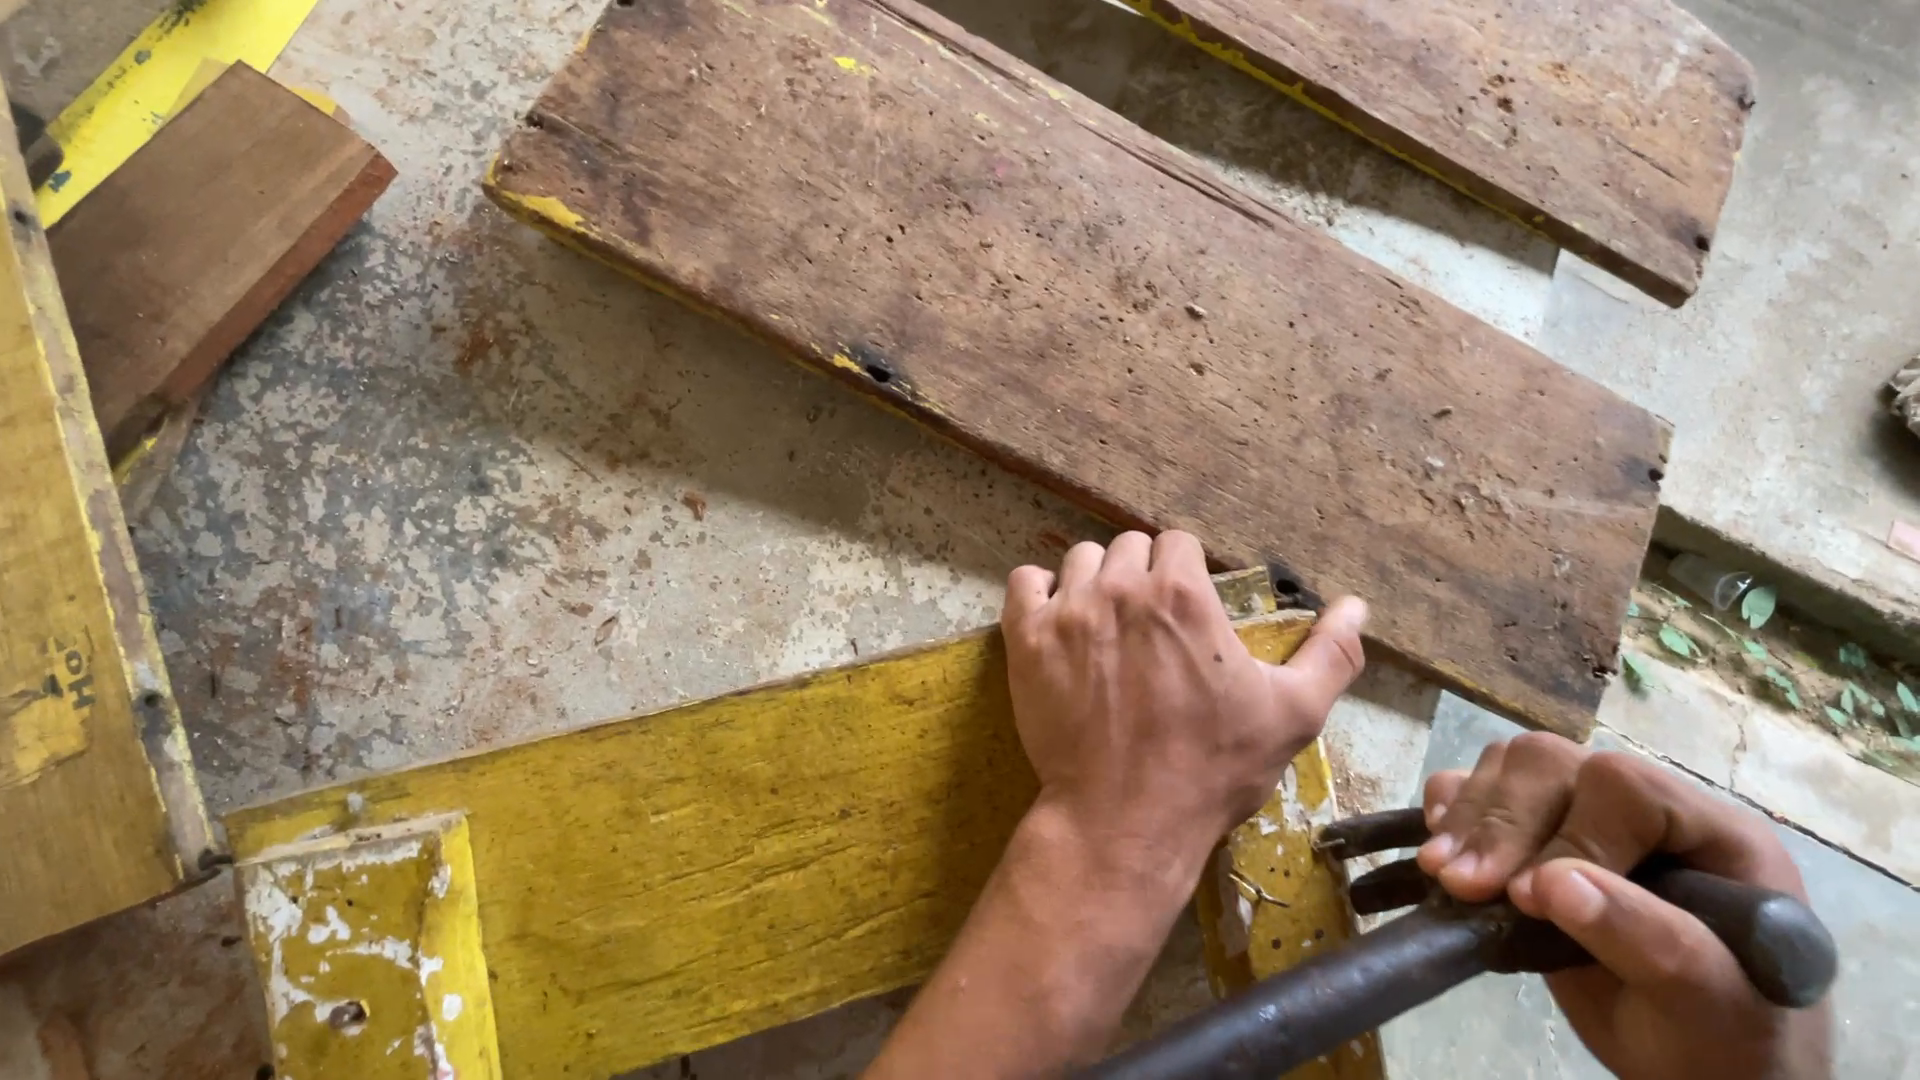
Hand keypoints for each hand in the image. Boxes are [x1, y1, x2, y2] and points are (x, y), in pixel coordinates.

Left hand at [1001, 530, 1367, 889]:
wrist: (1125, 817)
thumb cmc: (1211, 767)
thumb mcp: (1292, 714)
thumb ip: (1330, 653)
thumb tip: (1358, 606)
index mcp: (1182, 592)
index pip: (1176, 542)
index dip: (1183, 571)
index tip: (1185, 609)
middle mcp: (1121, 587)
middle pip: (1128, 547)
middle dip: (1141, 575)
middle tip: (1147, 625)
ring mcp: (1068, 611)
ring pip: (1079, 561)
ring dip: (1093, 582)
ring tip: (1104, 626)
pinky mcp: (1026, 638)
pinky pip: (1024, 583)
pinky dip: (1038, 594)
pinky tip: (1056, 622)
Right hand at [1415, 734, 1832, 1079]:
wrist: (1685, 1054)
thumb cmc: (1718, 1036)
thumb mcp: (1706, 1004)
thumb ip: (1648, 940)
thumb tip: (1552, 884)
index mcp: (1710, 832)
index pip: (1625, 788)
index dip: (1573, 835)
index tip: (1533, 902)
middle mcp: (1641, 805)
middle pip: (1550, 762)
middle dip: (1499, 824)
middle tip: (1462, 885)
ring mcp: (1577, 809)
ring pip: (1506, 766)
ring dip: (1466, 820)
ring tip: (1447, 878)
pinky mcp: (1527, 827)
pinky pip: (1472, 784)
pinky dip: (1447, 809)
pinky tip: (1441, 852)